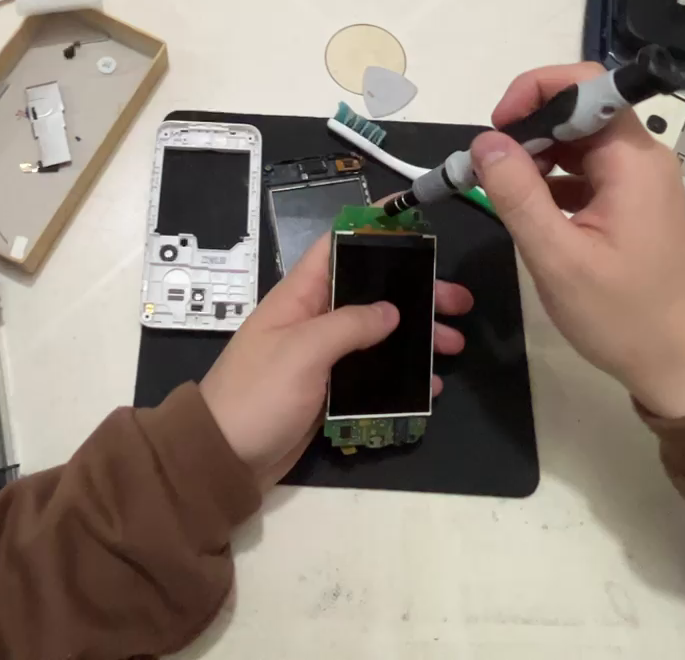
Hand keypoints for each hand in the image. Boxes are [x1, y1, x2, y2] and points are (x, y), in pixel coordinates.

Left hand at [199, 234, 473, 486]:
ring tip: (456, 345)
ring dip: (417, 336)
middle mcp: (314, 318)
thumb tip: (392, 310)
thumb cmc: (259, 394)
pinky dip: (403, 375)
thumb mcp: (303, 351)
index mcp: (300, 295)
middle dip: (415, 293)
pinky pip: (374, 373)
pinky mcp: (331, 389)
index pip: (337, 247)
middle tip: (459, 302)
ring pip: (379, 333)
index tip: (416, 227)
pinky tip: (431, 386)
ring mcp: (323, 355)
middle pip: (371, 292)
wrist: (225, 457)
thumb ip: (349, 325)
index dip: (373, 232)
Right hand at [476, 62, 684, 417]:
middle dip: (527, 127)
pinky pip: (586, 170)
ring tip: (501, 189)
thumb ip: (516, 193)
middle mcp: (641, 159)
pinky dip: (551, 178)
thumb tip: (484, 141)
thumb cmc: (622, 316)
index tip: (497, 128)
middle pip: (579, 111)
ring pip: (579, 141)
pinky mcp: (632, 203)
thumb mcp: (556, 257)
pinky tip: (528, 208)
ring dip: (536, 154)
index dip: (535, 90)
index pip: (585, 85)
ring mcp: (639, 181)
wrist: (682, 368)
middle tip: (488, 166)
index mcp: (631, 161)